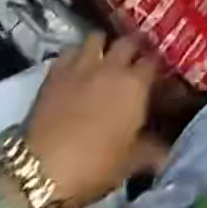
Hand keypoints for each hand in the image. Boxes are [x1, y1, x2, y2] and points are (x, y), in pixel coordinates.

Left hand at [22, 34, 160, 207]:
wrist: (41, 170)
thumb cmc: (95, 166)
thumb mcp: (130, 162)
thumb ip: (151, 151)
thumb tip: (165, 153)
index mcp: (136, 84)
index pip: (155, 61)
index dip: (159, 65)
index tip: (160, 73)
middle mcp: (112, 66)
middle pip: (129, 41)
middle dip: (136, 45)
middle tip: (137, 56)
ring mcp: (82, 66)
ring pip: (97, 36)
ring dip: (104, 44)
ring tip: (105, 56)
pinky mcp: (55, 72)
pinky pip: (69, 50)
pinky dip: (76, 54)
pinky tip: (76, 67)